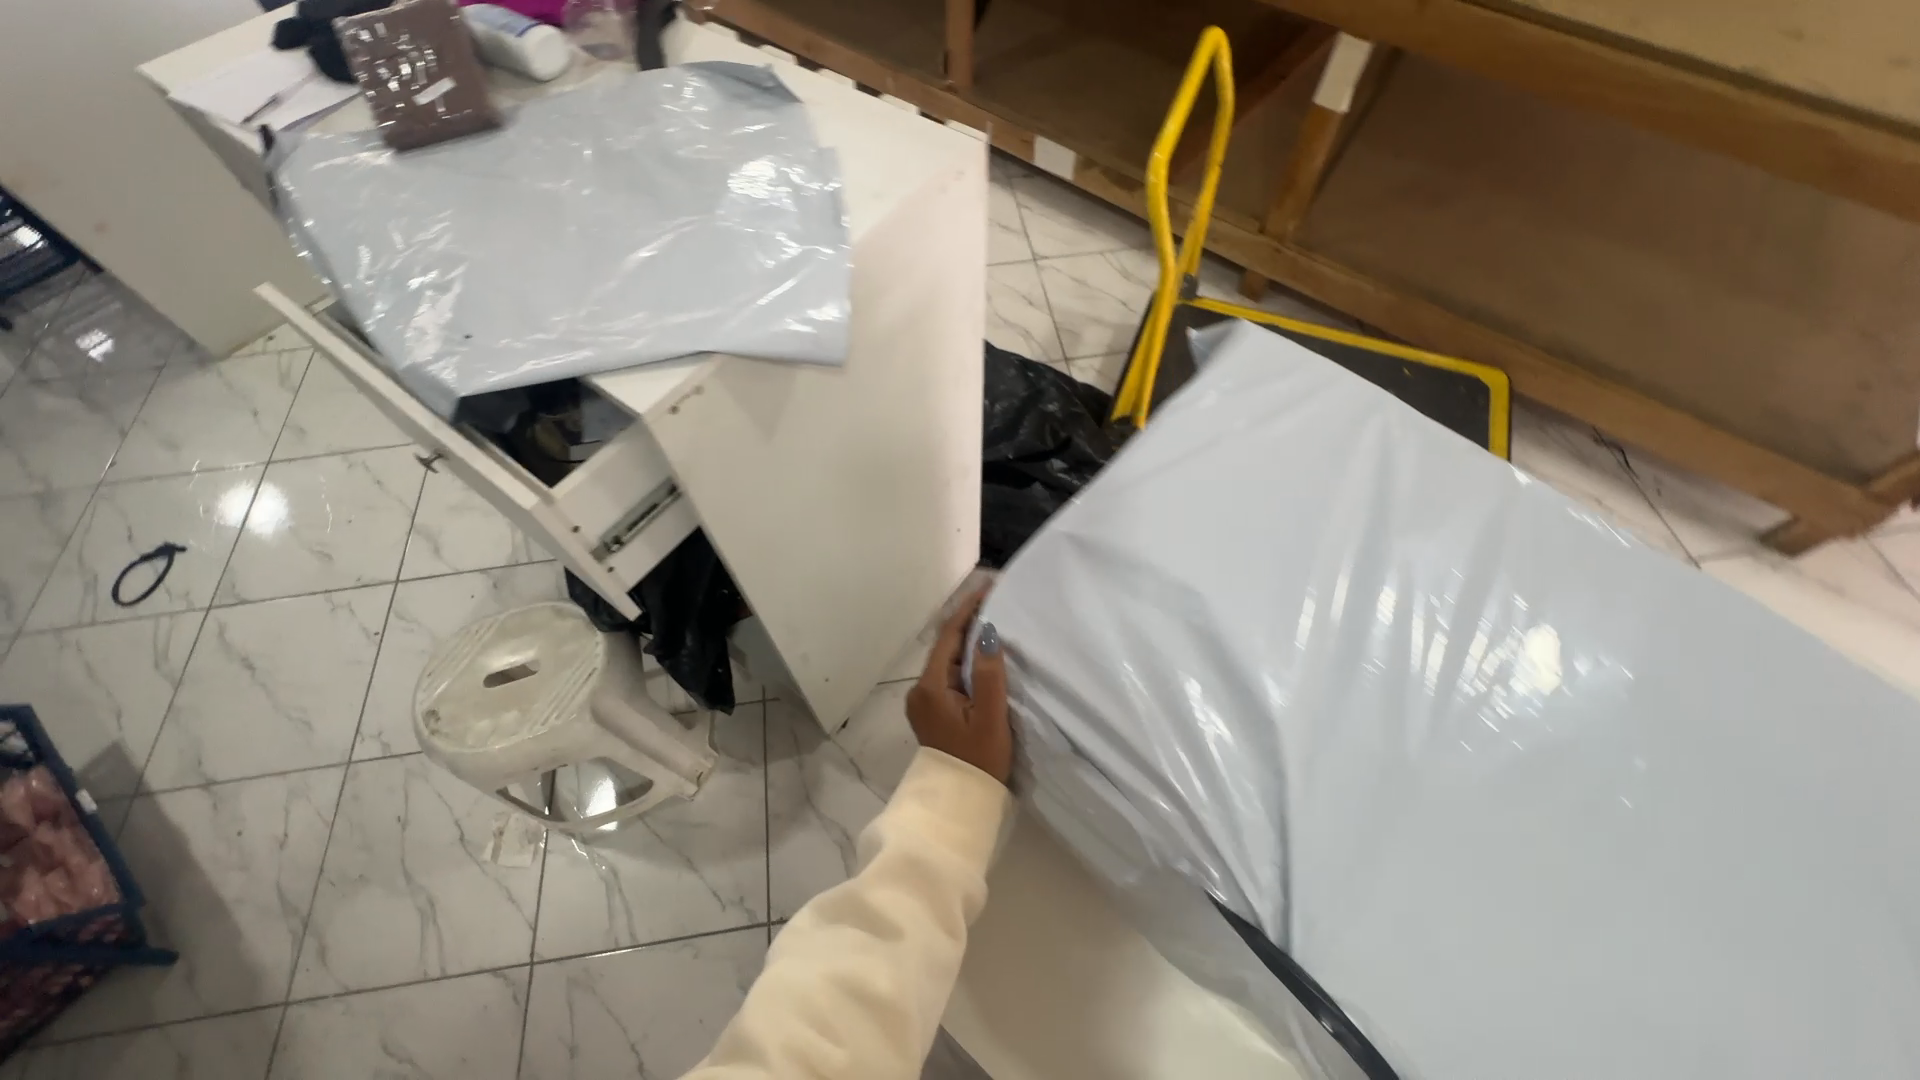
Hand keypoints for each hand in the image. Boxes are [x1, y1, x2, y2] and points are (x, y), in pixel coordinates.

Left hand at [906, 587, 1011, 784]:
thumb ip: (990, 674)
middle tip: (997, 602)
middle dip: (969, 623)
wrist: (959, 803)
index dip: (968, 610)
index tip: (988, 589)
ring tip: (995, 622)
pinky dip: (966, 662)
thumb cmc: (977, 760)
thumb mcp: (989, 717)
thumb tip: (989, 633)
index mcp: (930, 687)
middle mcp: (920, 690)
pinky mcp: (934, 712)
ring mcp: (924, 701)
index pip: (949, 637)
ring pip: (948, 661)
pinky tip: (984, 657)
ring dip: (968, 642)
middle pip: (946, 647)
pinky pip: (949, 676)